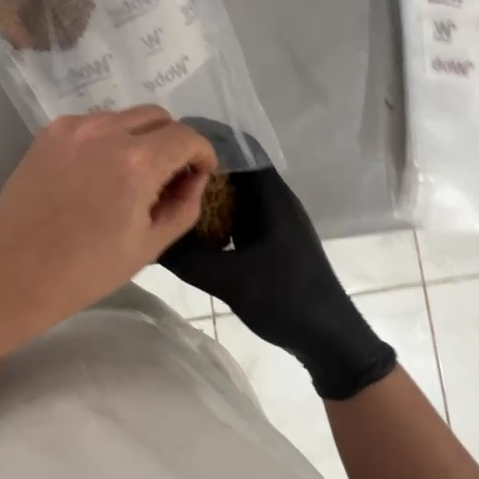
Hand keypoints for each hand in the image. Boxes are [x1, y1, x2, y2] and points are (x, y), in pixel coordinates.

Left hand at [0, 105, 216, 344]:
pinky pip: (93, 123)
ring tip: (128, 177)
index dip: (202, 153)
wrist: (14, 272)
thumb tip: (195, 177)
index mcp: (136, 163)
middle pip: (158, 116)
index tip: (200, 173)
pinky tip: (96, 173)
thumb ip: (183, 205)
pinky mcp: (50, 132)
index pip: (186, 136)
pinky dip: (107, 139)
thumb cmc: (86, 270)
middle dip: (172, 141)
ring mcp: (73, 128)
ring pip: (125, 117)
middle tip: (167, 176)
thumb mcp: (149, 245)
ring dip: (139, 138)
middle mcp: (106, 132)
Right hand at [161, 153, 395, 400]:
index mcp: (273, 198)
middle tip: (163, 171)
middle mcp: (276, 202)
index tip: (174, 140)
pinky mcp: (272, 242)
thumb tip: (148, 238)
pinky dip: (216, 215)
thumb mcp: (231, 281)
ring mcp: (276, 222)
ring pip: (237, 194)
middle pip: (236, 169)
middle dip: (201, 167)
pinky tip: (191, 230)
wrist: (330, 340)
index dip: (210, 138)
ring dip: (208, 192)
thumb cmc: (287, 301)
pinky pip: (239, 216)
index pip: (242, 148)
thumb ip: (188, 259)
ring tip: (170, 195)